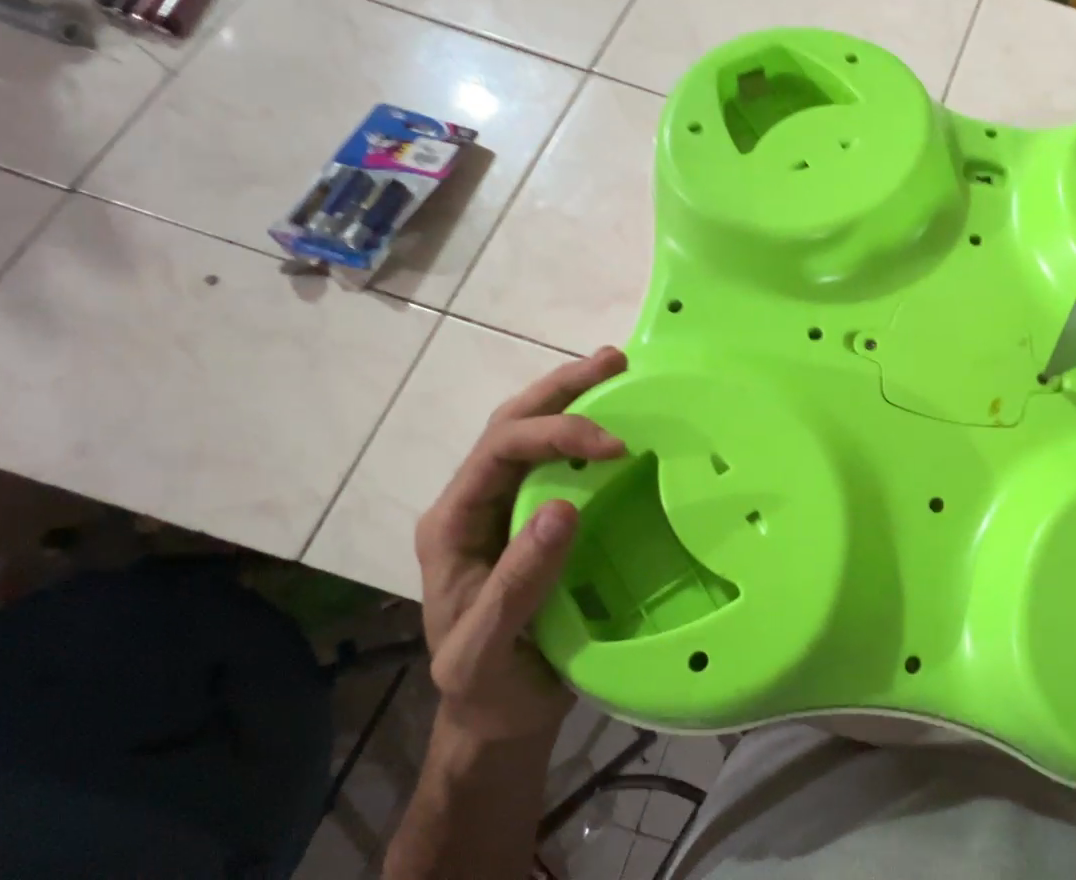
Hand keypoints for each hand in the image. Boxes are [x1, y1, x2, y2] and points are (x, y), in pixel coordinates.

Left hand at [413, 347, 628, 741]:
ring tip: (616, 368)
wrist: (498, 713)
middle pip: (510, 425)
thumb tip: (564, 508)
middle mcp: (478, 504)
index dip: (556, 435)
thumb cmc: (488, 684)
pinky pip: (560, 464)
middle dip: (560, 389)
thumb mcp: (489, 646)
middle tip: (613, 362)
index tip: (617, 446)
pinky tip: (620, 420)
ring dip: (572, 397)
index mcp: (454, 523)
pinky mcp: (540, 521)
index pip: (499, 451)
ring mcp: (508, 510)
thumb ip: (517, 584)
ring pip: (531, 434)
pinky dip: (588, 431)